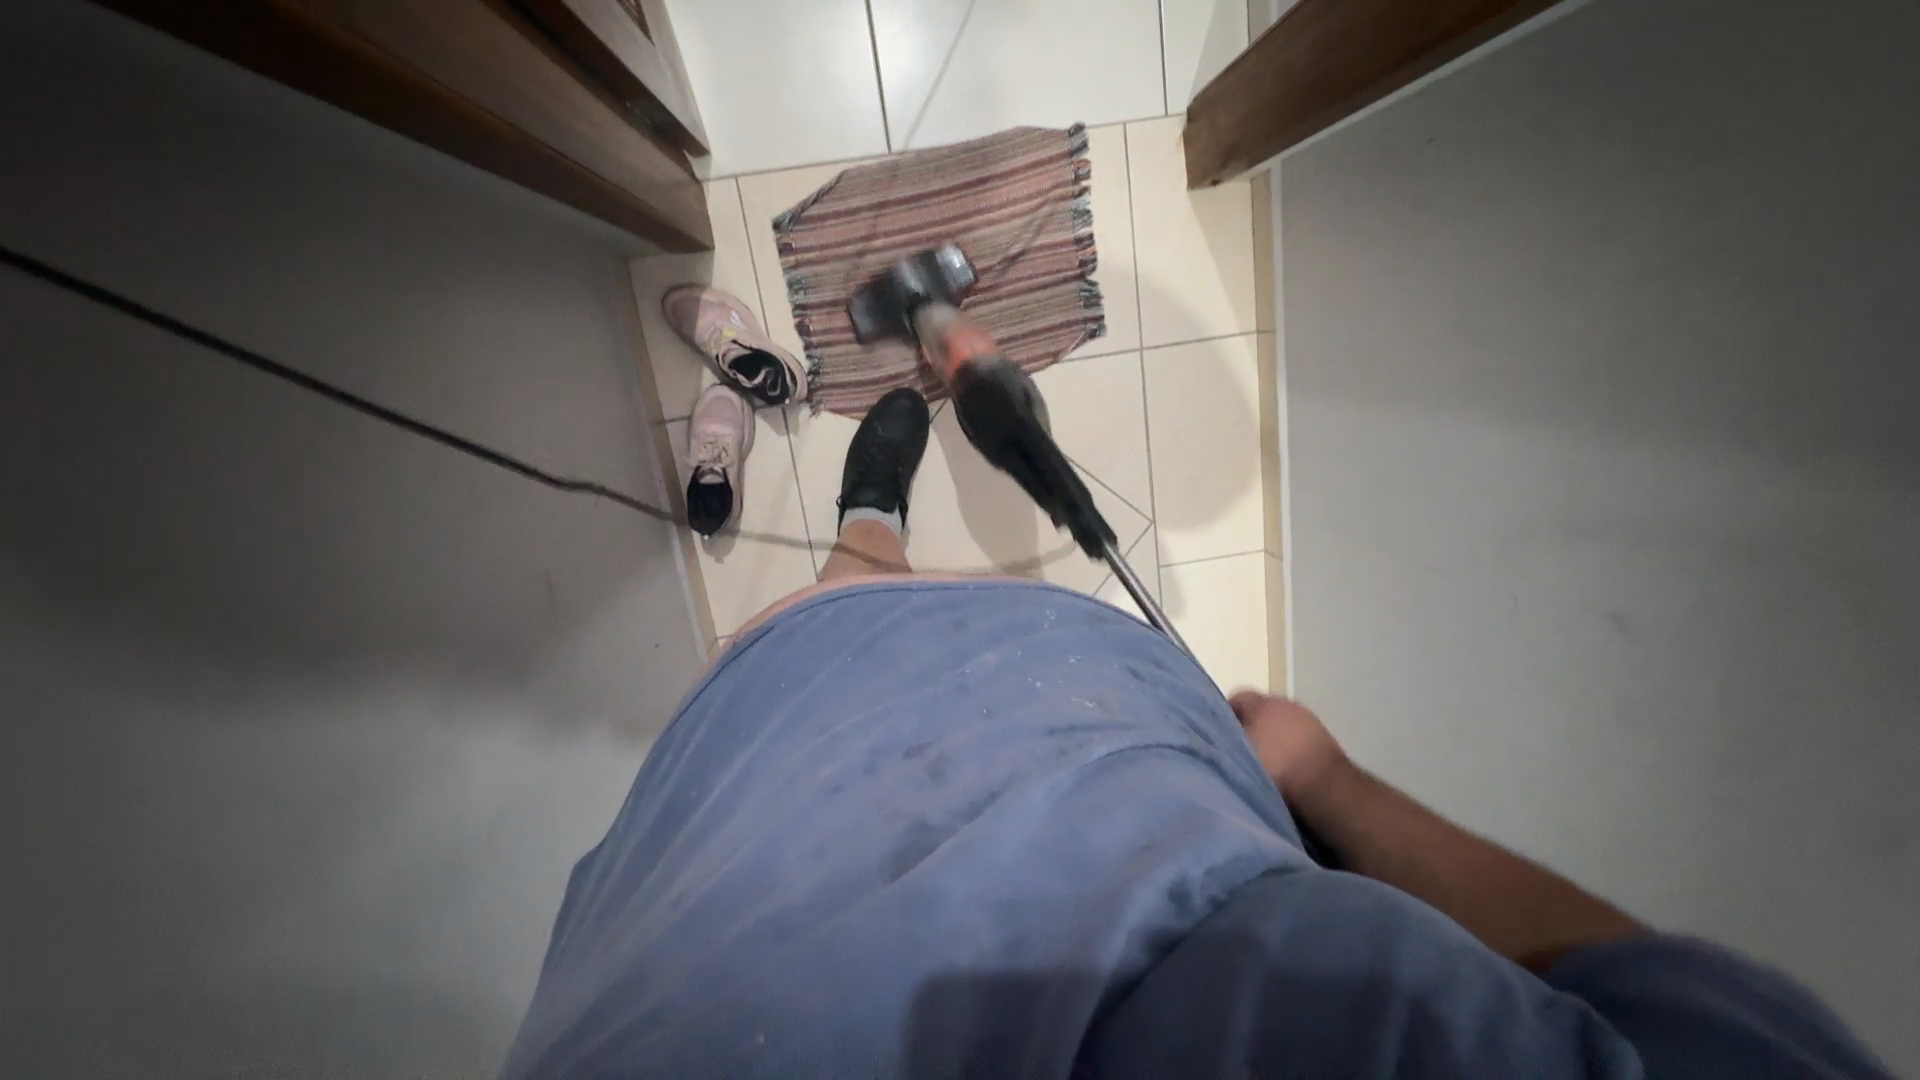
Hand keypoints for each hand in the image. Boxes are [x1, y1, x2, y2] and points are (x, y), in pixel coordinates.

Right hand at [1228, 690, 1348, 800]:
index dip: (1224, 716)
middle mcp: (1286, 703)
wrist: (1326, 788)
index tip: (1218, 737)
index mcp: (1263, 701)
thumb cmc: (1275, 765)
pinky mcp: (1325, 741)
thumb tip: (1215, 734)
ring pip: (1279, 726)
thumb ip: (1223, 737)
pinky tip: (1285, 770)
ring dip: (1271, 740)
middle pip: (1259, 711)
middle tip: (1238, 752)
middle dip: (1249, 727)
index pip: (1236, 698)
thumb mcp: (1237, 751)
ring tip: (1262, 764)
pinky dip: (1289, 751)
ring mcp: (1309, 721)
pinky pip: (1297, 741)